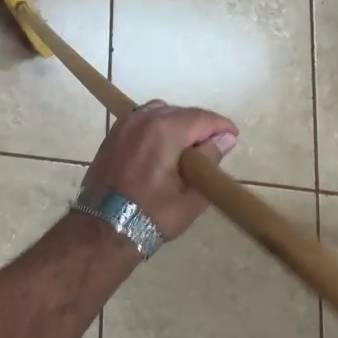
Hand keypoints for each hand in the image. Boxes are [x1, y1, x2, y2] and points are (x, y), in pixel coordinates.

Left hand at [82, 100, 236, 239]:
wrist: (104, 225)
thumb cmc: (153, 214)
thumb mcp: (191, 194)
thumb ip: (209, 161)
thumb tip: (224, 139)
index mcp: (164, 130)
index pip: (201, 117)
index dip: (221, 126)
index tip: (233, 138)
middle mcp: (142, 119)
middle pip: (179, 112)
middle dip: (200, 125)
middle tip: (214, 146)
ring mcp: (123, 125)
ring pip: (158, 112)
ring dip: (177, 123)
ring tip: (188, 147)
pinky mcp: (112, 135)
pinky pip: (140, 120)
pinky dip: (156, 127)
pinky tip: (163, 147)